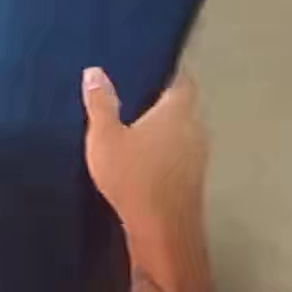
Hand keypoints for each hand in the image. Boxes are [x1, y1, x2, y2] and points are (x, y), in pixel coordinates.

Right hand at [81, 67, 207, 237]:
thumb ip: (101, 104)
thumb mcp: (104, 136)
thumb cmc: (131, 174)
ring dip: (161, 124)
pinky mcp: (191, 173)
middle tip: (130, 94)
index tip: (148, 67)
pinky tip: (139, 151)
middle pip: (182, 105)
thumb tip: (95, 72)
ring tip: (130, 122)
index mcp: (176, 113)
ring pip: (180, 128)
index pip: (181, 82)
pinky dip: (161, 143)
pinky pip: (177, 147)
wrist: (161, 224)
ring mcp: (197, 153)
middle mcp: (194, 128)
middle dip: (160, 99)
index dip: (168, 72)